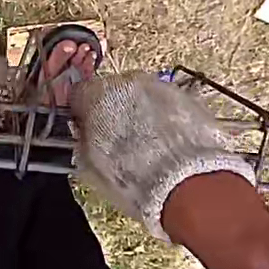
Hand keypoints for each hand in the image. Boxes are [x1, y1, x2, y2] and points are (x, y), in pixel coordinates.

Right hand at [70, 72, 258, 238]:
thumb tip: (85, 138)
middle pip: (113, 92)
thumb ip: (84, 141)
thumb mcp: (91, 166)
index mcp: (98, 95)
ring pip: (143, 97)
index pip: (79, 94)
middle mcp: (129, 84)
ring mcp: (162, 88)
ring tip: (148, 149)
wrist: (189, 185)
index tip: (87, 129)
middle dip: (113, 113)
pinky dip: (167, 121)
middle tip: (118, 142)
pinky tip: (169, 148)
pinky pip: (170, 105)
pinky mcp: (189, 99)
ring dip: (142, 115)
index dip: (82, 114)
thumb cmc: (138, 179)